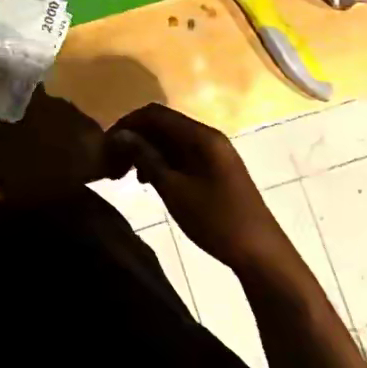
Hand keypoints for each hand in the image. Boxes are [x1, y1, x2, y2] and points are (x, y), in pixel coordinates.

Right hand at [105, 104, 292, 272]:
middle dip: (135, 138)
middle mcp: (208, 136)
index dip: (128, 124)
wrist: (260, 253)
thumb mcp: (174, 190)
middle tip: (113, 163)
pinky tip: (148, 181)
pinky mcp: (216, 168)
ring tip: (126, 175)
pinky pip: (182, 154)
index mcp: (201, 136)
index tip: (106, 145)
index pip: (155, 114)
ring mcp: (214, 152)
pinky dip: (162, 162)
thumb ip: (146, 158)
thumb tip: (121, 136)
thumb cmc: (215, 220)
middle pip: (163, 124)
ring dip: (147, 151)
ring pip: (171, 140)